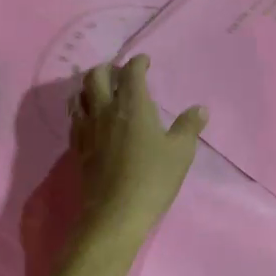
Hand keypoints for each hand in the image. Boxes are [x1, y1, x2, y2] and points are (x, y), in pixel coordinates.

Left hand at [69, 56, 204, 247]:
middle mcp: (105, 110)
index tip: (144, 62)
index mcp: (132, 105)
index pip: (131, 72)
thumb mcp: (180, 153)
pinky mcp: (77, 147)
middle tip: (119, 73)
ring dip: (89, 86)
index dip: (138, 62)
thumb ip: (189, 126)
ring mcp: (87, 128)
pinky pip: (74, 119)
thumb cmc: (153, 179)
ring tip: (100, 91)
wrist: (116, 213)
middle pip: (95, 76)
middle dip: (107, 68)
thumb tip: (200, 109)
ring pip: (79, 95)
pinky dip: (81, 109)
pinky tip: (89, 117)